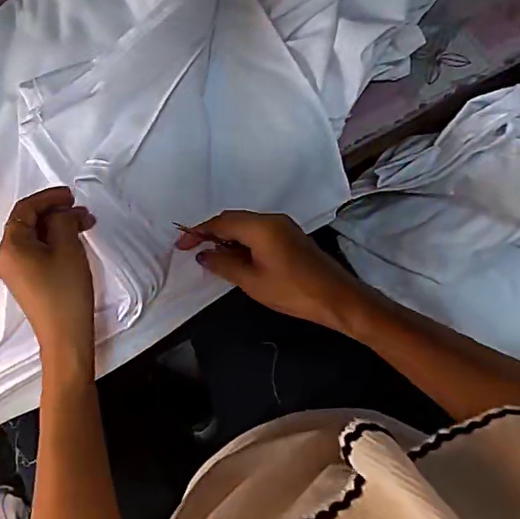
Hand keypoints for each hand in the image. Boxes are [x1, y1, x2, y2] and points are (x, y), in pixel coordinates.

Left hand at [0, 187, 98, 376]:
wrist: (65, 336)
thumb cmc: (65, 293)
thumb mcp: (67, 246)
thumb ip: (63, 220)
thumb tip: (62, 213)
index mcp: (10, 245)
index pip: (26, 209)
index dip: (49, 197)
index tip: (69, 195)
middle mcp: (6, 257)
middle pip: (28, 222)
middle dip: (55, 212)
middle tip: (80, 210)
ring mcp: (14, 271)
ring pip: (34, 237)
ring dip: (57, 227)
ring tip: (83, 226)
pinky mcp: (26, 282)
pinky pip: (36, 252)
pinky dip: (53, 242)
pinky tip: (73, 242)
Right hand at [176, 210, 377, 335]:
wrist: (338, 299)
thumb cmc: (293, 291)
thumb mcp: (251, 281)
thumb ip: (223, 264)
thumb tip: (204, 255)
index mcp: (261, 226)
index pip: (221, 222)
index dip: (197, 232)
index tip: (180, 245)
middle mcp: (272, 220)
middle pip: (233, 219)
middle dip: (210, 232)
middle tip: (191, 249)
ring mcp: (284, 227)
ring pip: (245, 225)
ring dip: (226, 237)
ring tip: (210, 256)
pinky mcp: (290, 238)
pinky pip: (258, 232)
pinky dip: (241, 241)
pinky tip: (235, 257)